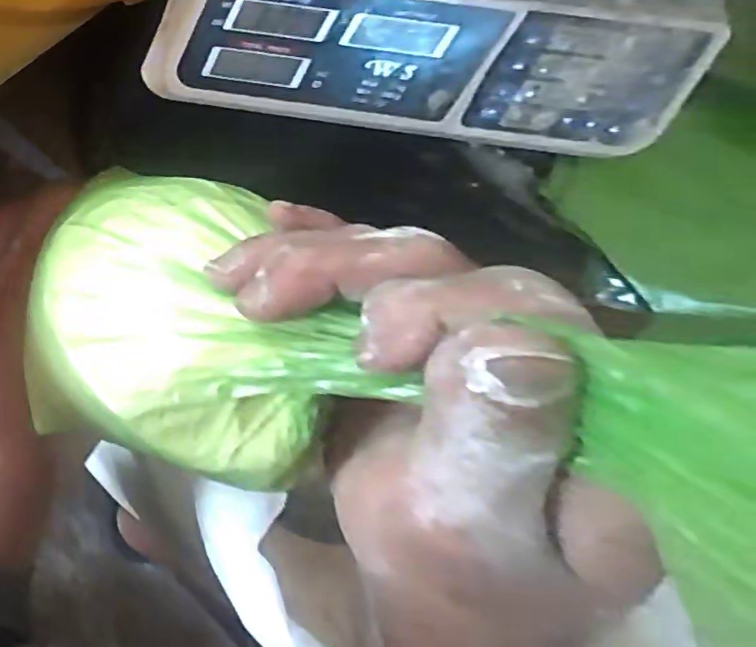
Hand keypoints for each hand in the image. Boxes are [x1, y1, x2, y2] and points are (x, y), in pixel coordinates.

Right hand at [208, 203, 663, 646]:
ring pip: (378, 250)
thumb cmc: (461, 568)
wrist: (434, 580)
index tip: (364, 358)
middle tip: (257, 304)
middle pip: (426, 260)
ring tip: (230, 280)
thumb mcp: (476, 518)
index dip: (426, 305)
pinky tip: (275, 220)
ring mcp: (449, 324)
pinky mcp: (396, 324)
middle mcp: (513, 339)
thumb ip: (499, 436)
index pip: (506, 301)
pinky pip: (355, 257)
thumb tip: (510, 341)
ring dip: (296, 253)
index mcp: (571, 392)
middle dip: (330, 266)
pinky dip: (308, 233)